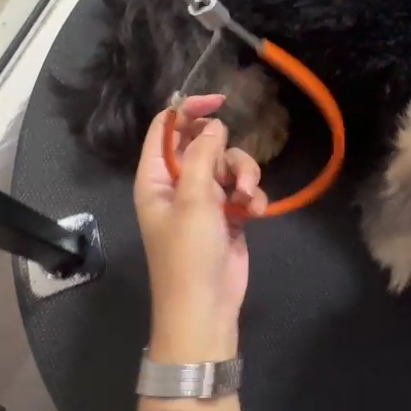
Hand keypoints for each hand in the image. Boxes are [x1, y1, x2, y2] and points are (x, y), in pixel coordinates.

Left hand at [132, 95, 267, 362]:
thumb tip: (214, 125)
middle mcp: (178, 184)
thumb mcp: (193, 200)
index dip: (189, 111)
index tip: (220, 102)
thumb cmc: (188, 254)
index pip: (167, 129)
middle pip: (205, 144)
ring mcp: (204, 200)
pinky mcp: (228, 215)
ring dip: (244, 176)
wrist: (206, 308)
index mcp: (156, 178)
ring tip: (246, 198)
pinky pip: (243, 188)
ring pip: (230, 165)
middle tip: (233, 172)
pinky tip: (254, 212)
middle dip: (226, 154)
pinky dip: (252, 197)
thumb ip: (202, 156)